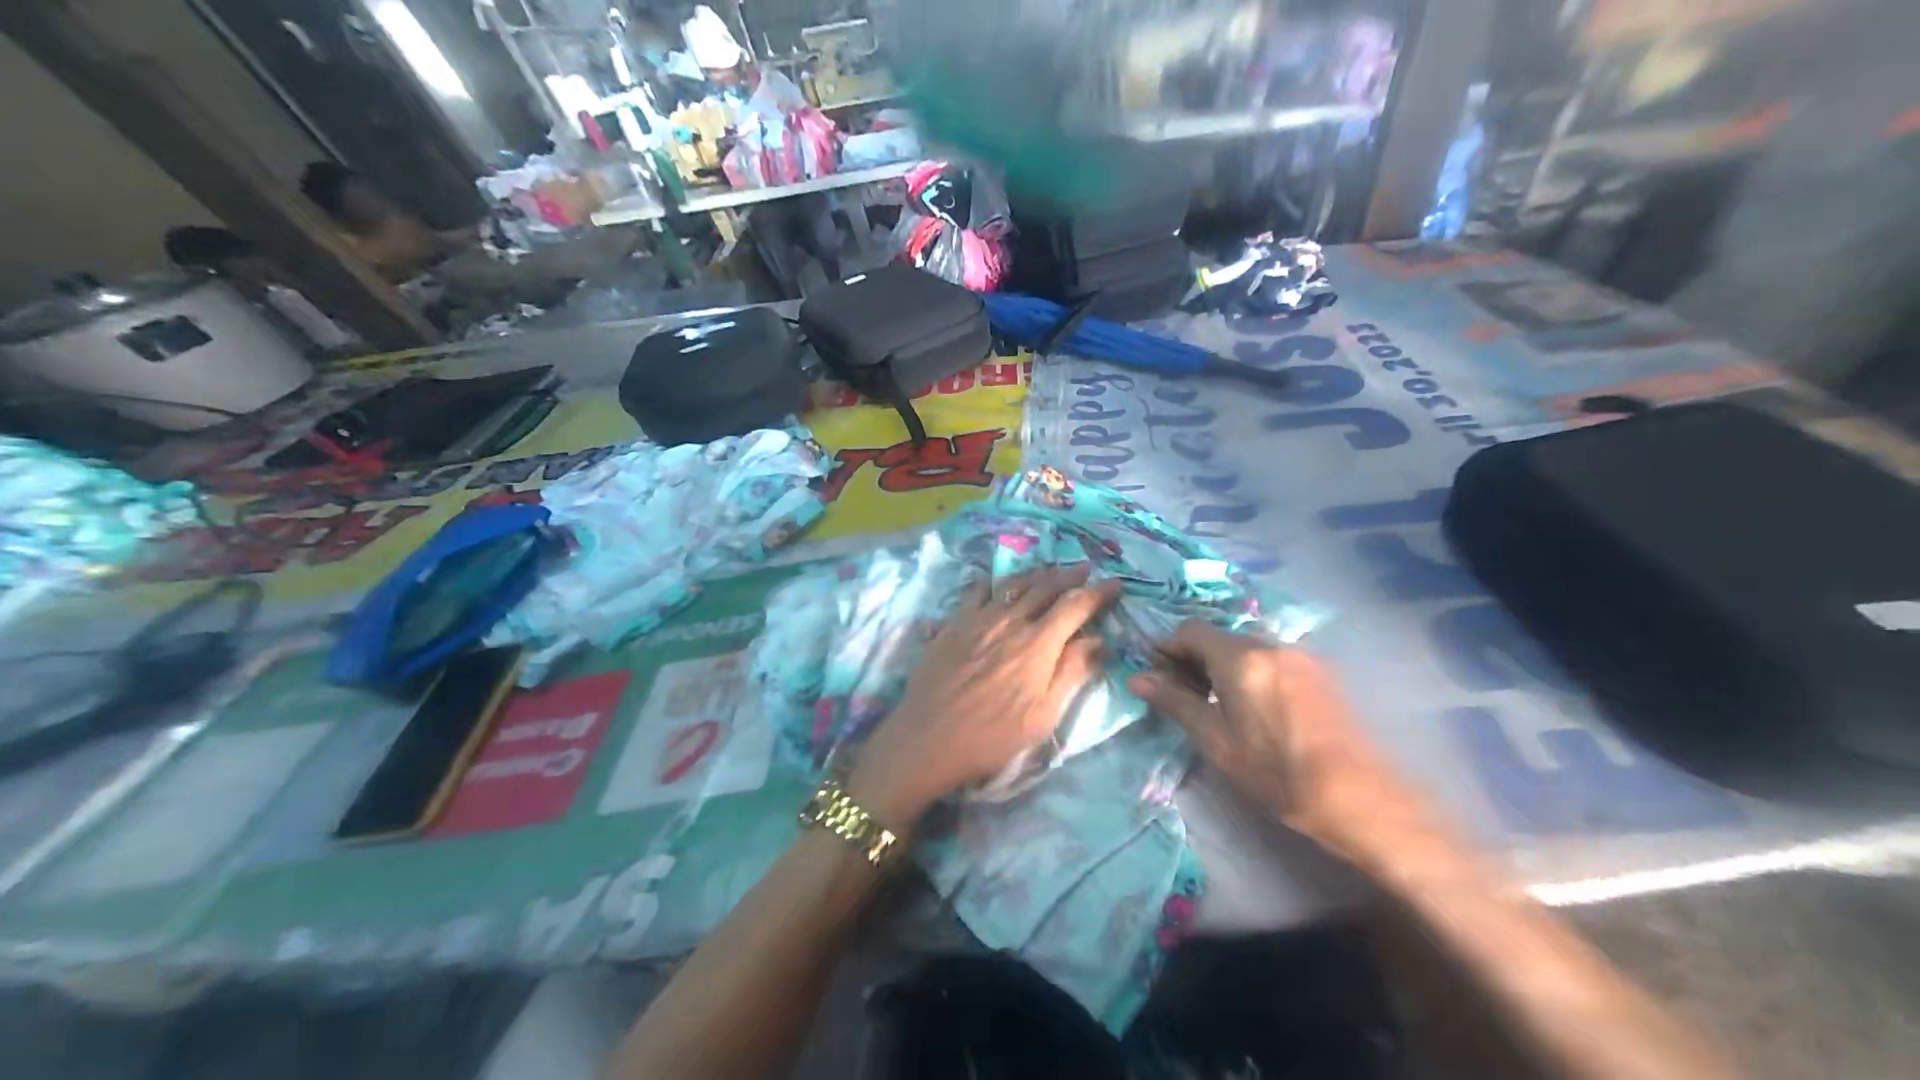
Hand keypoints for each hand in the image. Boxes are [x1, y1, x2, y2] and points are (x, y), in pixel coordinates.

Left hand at [847, 565, 1119, 830]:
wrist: (928, 737)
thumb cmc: (992, 736)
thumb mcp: (1043, 715)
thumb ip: (1072, 672)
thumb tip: (1099, 640)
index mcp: (1038, 643)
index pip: (1075, 606)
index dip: (1098, 593)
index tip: (1115, 584)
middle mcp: (1010, 620)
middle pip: (1045, 586)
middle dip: (1069, 575)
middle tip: (1085, 568)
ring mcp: (978, 618)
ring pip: (1012, 583)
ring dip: (1036, 573)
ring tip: (1049, 569)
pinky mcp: (952, 624)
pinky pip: (975, 592)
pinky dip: (990, 582)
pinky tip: (992, 580)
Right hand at [1126, 621, 1439, 866]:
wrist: (1359, 799)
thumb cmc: (1277, 774)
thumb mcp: (1217, 742)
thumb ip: (1176, 702)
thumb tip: (1137, 678)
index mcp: (1240, 658)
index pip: (1189, 630)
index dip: (1167, 649)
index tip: (1157, 677)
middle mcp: (1270, 644)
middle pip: (1218, 636)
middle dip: (1193, 658)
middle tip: (1183, 695)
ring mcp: (1299, 655)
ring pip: (1245, 646)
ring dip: (1221, 664)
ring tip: (1217, 703)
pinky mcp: (1319, 671)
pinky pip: (1270, 658)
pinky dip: (1249, 670)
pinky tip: (1252, 706)